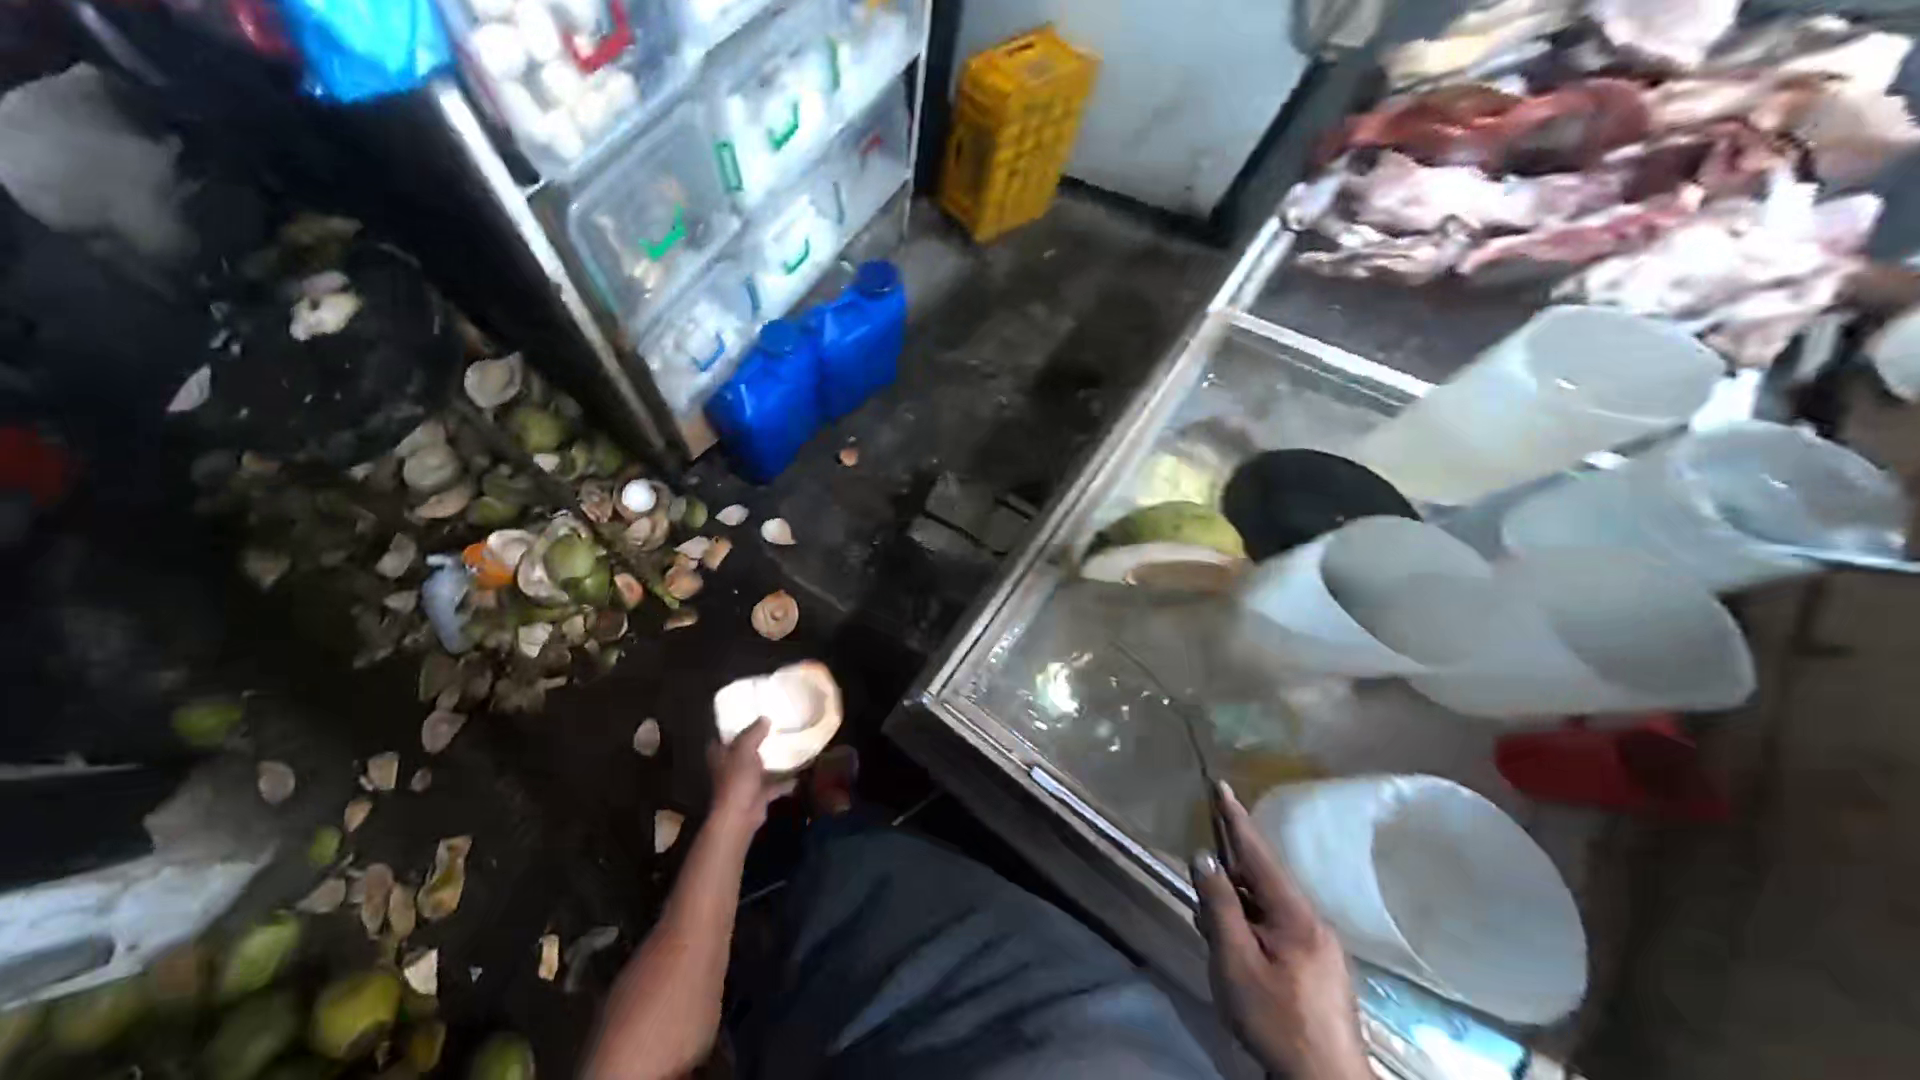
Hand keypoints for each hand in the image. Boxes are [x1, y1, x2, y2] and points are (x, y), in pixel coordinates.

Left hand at [709, 718, 795, 829]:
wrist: (741, 815)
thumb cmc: (737, 778)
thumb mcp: (745, 748)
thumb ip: (754, 732)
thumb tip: (765, 718)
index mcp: (720, 754)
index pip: (725, 735)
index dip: (736, 725)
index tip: (753, 713)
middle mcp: (730, 766)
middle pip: (745, 749)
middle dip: (759, 740)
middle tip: (778, 726)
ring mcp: (745, 781)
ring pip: (760, 766)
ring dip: (773, 760)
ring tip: (791, 745)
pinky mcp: (758, 794)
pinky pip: (775, 784)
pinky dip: (786, 781)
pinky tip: (801, 772)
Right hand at [1193, 784, 1369, 1079]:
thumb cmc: (1275, 1020)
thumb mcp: (1235, 962)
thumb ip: (1219, 905)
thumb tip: (1204, 857)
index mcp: (1295, 914)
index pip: (1257, 853)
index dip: (1236, 819)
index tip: (1222, 785)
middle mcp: (1312, 921)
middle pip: (1261, 881)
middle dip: (1228, 880)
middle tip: (1203, 899)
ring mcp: (1319, 945)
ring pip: (1266, 908)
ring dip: (1236, 911)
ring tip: (1217, 939)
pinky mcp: (1317, 966)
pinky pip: (1275, 928)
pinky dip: (1250, 929)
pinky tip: (1238, 955)